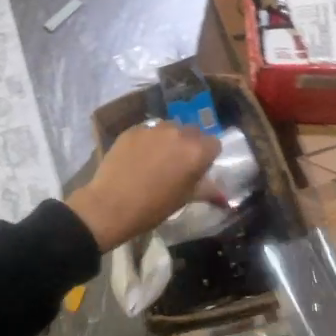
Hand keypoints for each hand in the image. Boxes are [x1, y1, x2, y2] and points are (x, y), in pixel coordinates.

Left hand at [65, 121, 219, 251]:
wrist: (111, 205)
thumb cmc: (153, 207)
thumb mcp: (185, 199)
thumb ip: (207, 190)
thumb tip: (224, 198)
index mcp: (196, 151)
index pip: (213, 144)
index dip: (207, 156)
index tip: (198, 170)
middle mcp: (177, 133)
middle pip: (192, 132)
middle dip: (189, 145)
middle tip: (177, 164)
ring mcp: (152, 129)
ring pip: (168, 128)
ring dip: (168, 140)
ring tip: (156, 159)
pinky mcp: (131, 129)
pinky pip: (147, 130)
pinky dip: (147, 140)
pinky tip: (137, 157)